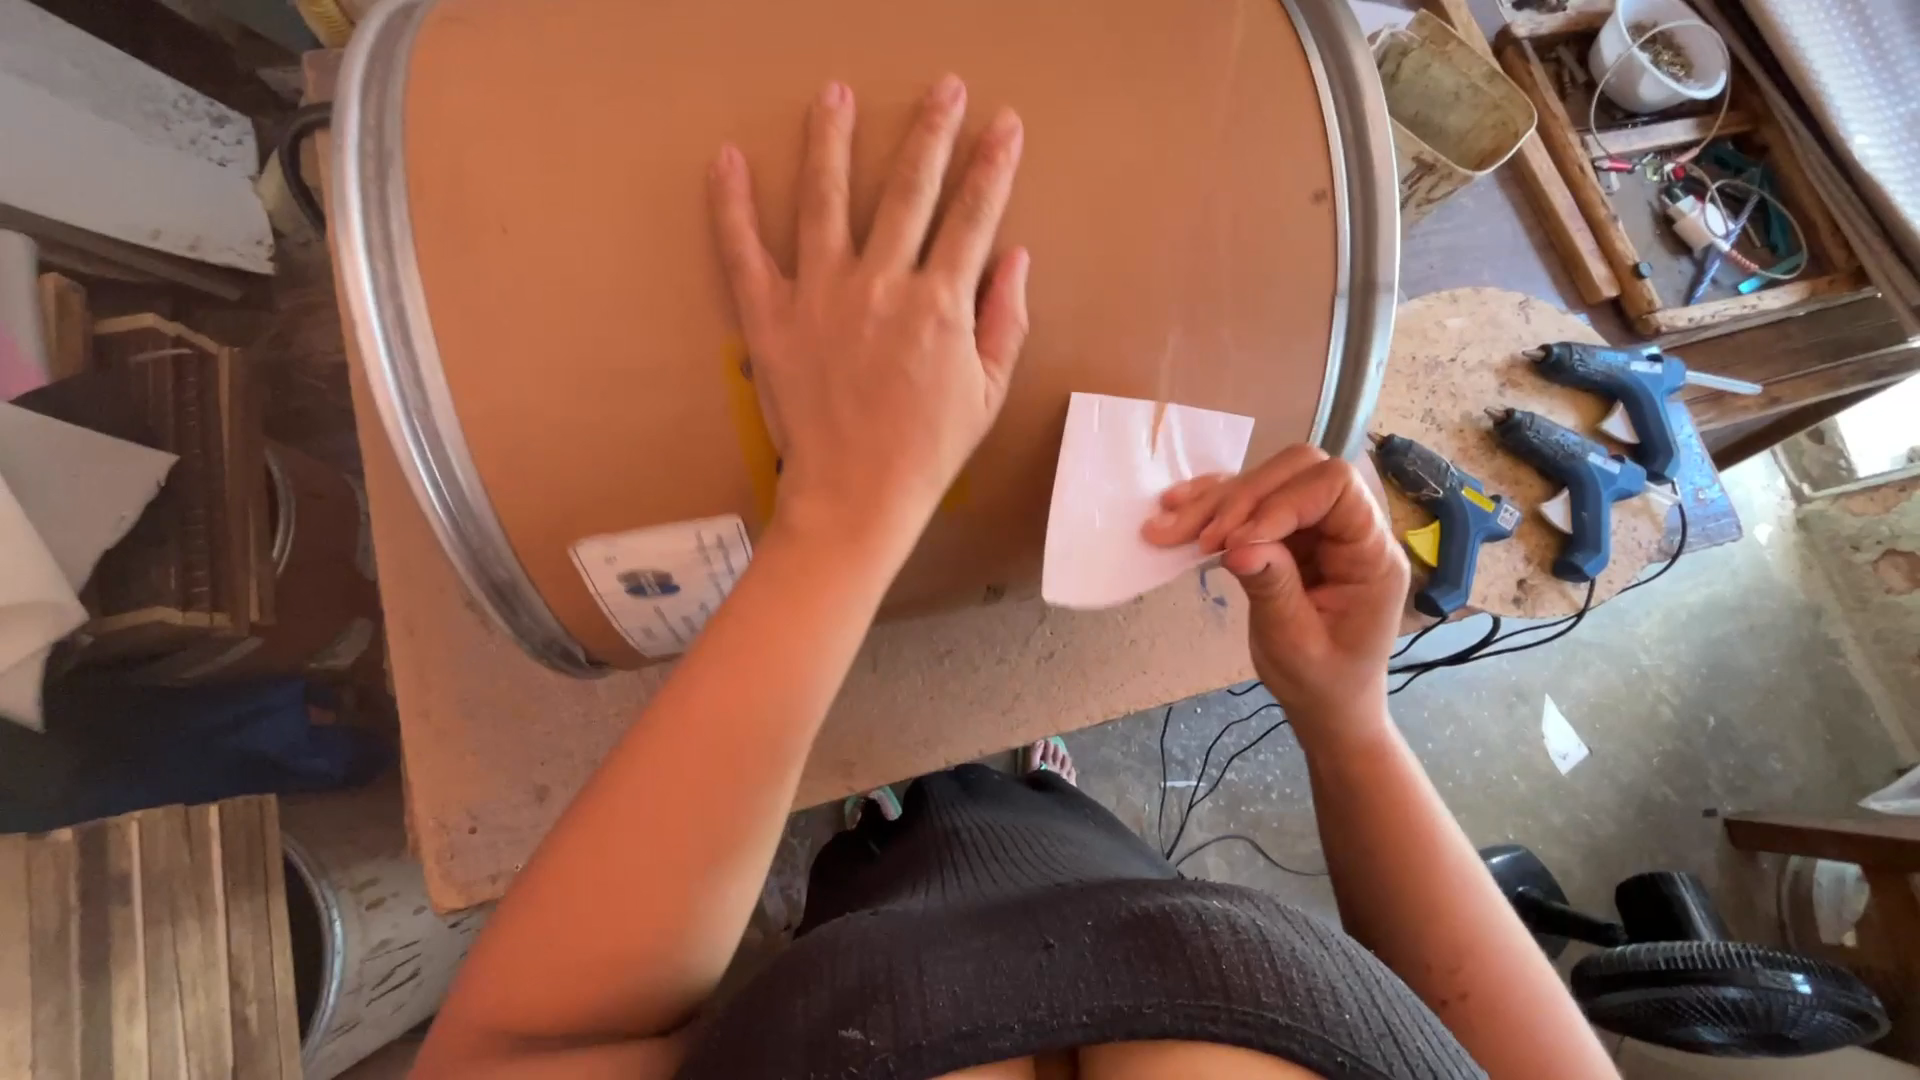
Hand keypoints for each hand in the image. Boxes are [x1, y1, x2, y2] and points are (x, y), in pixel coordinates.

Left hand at [707, 76, 1030, 544]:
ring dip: (832, 141)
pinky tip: (726, 161)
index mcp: (939, 305)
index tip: (1003, 125)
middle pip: (908, 189)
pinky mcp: (771, 319)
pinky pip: (744, 252)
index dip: (993, 166)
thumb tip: (1015, 257)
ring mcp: (821, 296)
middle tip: (943, 89)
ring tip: (834, 94)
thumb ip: (1005, 321)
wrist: (857, 493)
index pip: (973, 216)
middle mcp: (882, 285)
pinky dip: (731, 205)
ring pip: (824, 200)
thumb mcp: (987, 392)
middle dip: (931, 132)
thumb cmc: (928, 451)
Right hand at [1142, 447, 1409, 728]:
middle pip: (1297, 471)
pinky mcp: (1284, 534)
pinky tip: (1176, 512)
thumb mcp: (1295, 645)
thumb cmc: (1321, 681)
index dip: (1281, 503)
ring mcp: (1314, 527)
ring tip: (1167, 529)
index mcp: (1370, 553)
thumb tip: (1239, 546)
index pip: (1334, 488)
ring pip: (1263, 483)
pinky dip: (1209, 506)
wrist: (1325, 702)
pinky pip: (1246, 503)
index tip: (1235, 542)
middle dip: (1241, 498)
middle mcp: (1346, 528)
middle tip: (1201, 538)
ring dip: (1213, 503)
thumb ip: (1273, 589)